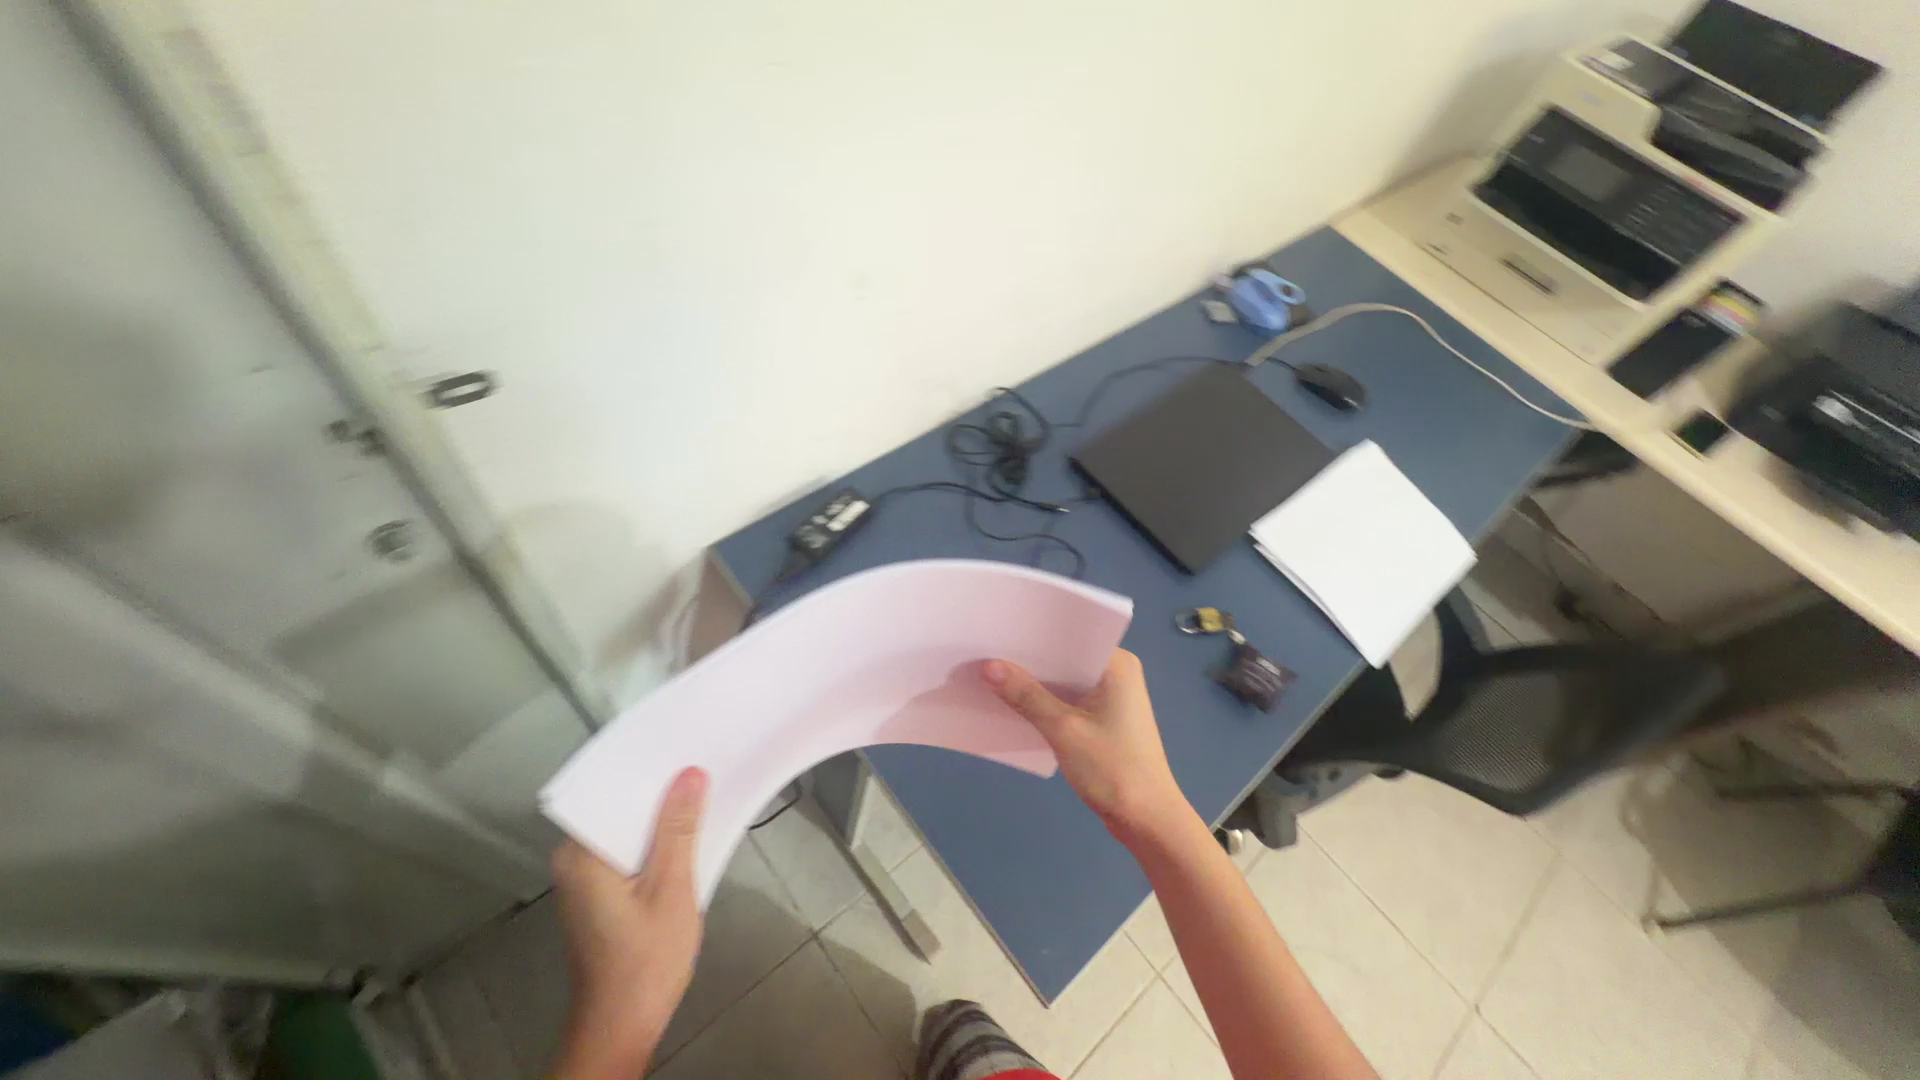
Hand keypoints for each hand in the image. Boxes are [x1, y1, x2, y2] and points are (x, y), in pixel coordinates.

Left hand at [550, 767, 708, 1079]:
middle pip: (619, 807)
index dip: (645, 766)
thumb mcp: (671, 887)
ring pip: (627, 828)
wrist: (624, 1024)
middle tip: (701, 758)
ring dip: (661, 815)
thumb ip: (679, 828)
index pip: (609, 791)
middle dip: (659, 788)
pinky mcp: (601, 892)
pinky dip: (656, 840)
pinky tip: (689, 830)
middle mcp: (574, 859)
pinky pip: (629, 848)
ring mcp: (586, 877)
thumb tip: (690, 773)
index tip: (681, 742)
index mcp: (580, 854)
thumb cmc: (646, 959)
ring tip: (702, 786)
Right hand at [985, 650, 1193, 843]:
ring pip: (1064, 680)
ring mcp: (1111, 696)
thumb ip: (1025, 695)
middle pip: (1064, 658)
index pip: (1069, 637)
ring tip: (990, 674)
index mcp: (1117, 663)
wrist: (1146, 820)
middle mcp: (1116, 672)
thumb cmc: (1112, 769)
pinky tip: (1012, 703)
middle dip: (1028, 659)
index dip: (1031, 635)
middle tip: (983, 651)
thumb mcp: (1063, 729)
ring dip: (1034, 683)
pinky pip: (1068, 699)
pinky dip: (1045, 702)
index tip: (995, 632)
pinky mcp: (1103, 718)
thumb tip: (987, 666)